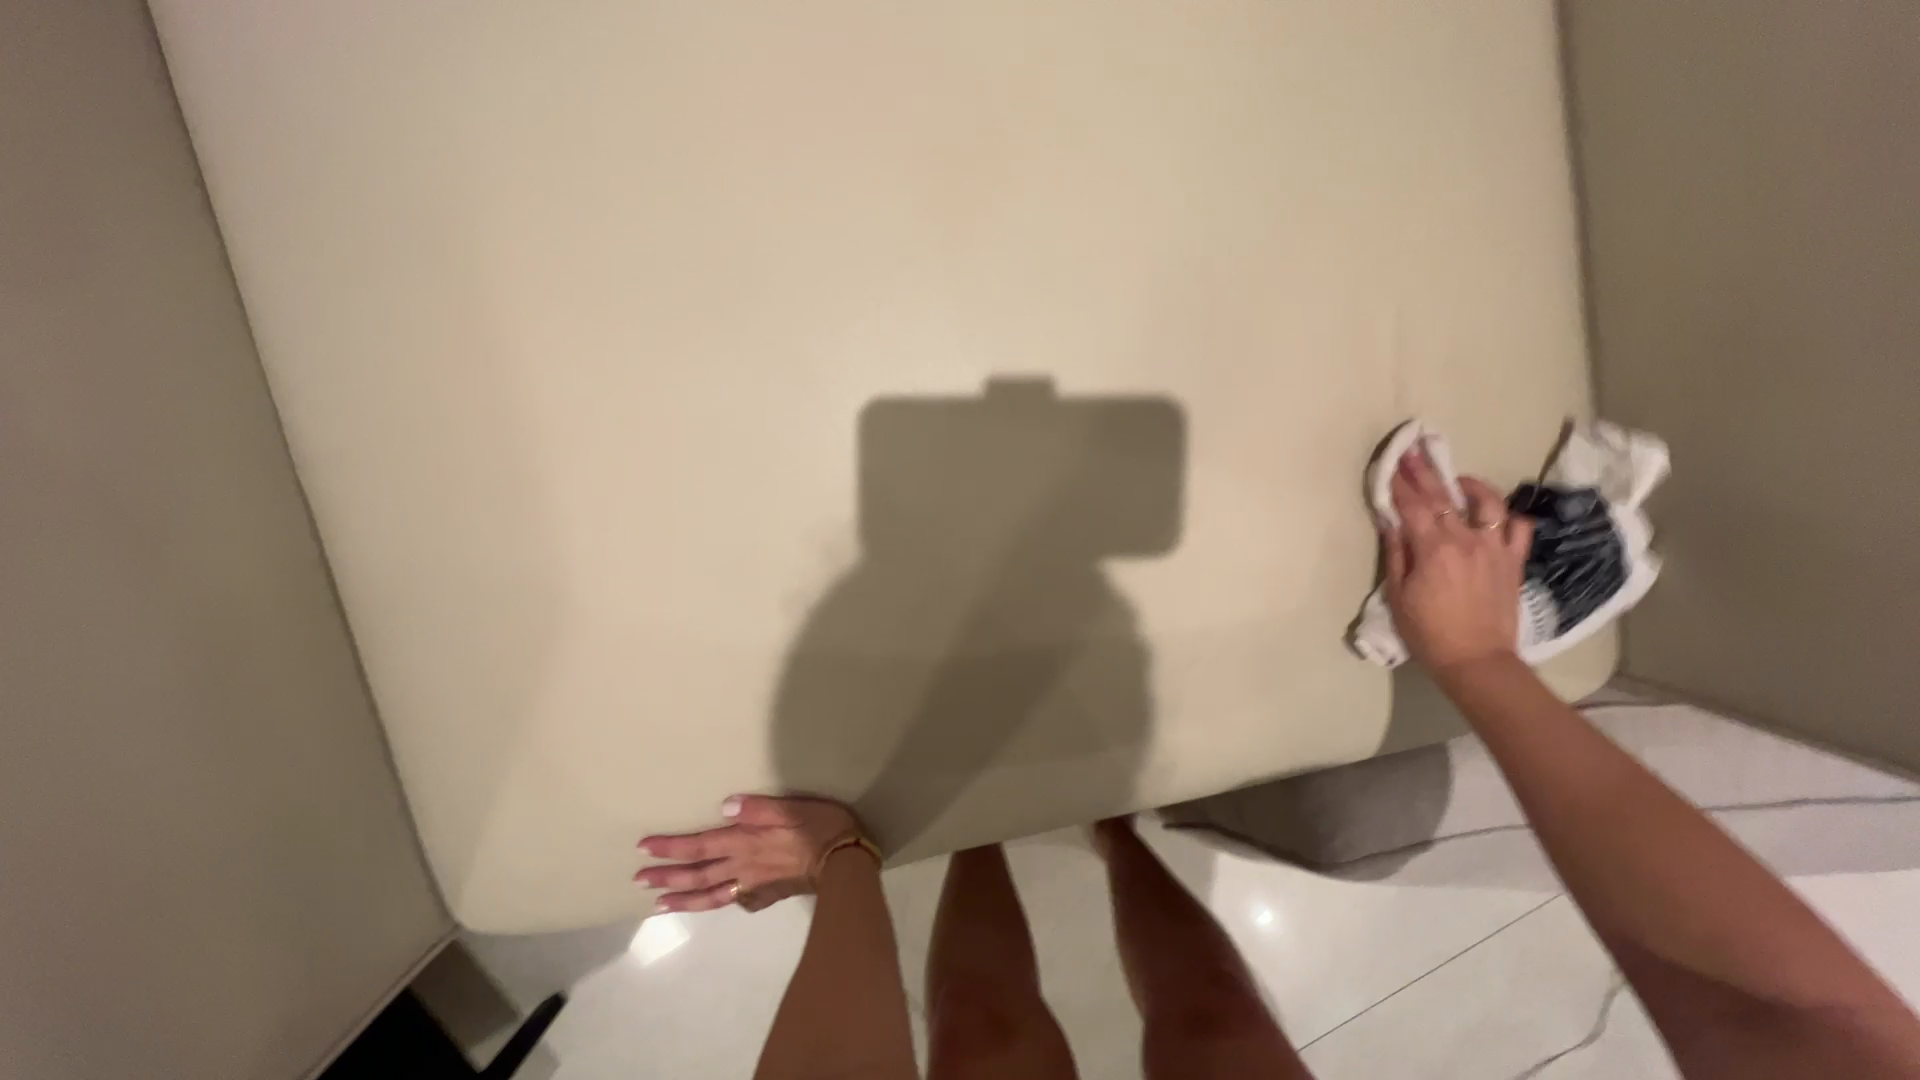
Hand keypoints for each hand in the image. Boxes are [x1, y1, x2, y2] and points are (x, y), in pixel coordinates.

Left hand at [637, 795, 866, 913]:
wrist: (845, 862)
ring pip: (710, 896)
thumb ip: (758, 808)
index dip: (670, 848)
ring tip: (659, 904)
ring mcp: (753, 886)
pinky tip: (712, 904)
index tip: (643, 848)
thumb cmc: (820, 827)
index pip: (699, 846)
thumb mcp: (792, 807)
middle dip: (666, 877)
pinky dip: (716, 905)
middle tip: (638, 880)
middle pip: (697, 875)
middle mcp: (742, 867)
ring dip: (682, 899)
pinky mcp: (767, 895)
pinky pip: (735, 902)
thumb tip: (724, 807)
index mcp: (745, 842)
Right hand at [1380, 443, 1534, 674]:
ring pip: (1486, 503)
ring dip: (1469, 486)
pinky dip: (1506, 515)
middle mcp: (1466, 540)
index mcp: (1433, 548)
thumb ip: (1396, 554)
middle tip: (1413, 451)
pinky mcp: (1513, 561)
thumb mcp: (1398, 595)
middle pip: (1443, 497)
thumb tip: (1392, 523)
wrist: (1476, 660)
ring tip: (1457, 480)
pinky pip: (1517, 528)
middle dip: (1425, 472)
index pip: (1412, 506)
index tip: (1391, 463)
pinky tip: (1493, 514)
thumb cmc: (1427, 632)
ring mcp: (1494, 548)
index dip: (1400, 483)